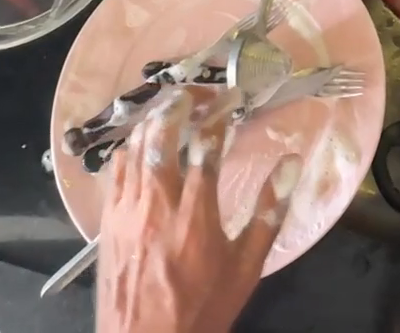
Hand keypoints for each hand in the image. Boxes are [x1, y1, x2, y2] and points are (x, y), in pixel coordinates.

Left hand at [96, 87, 302, 332]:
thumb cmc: (201, 308)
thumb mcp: (246, 267)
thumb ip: (268, 212)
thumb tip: (291, 164)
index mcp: (196, 211)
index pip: (207, 144)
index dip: (220, 112)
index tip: (233, 97)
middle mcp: (158, 202)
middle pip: (163, 135)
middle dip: (179, 105)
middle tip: (196, 92)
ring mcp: (128, 211)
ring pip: (136, 147)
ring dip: (154, 120)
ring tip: (170, 107)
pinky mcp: (108, 222)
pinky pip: (116, 171)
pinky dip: (131, 147)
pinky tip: (141, 143)